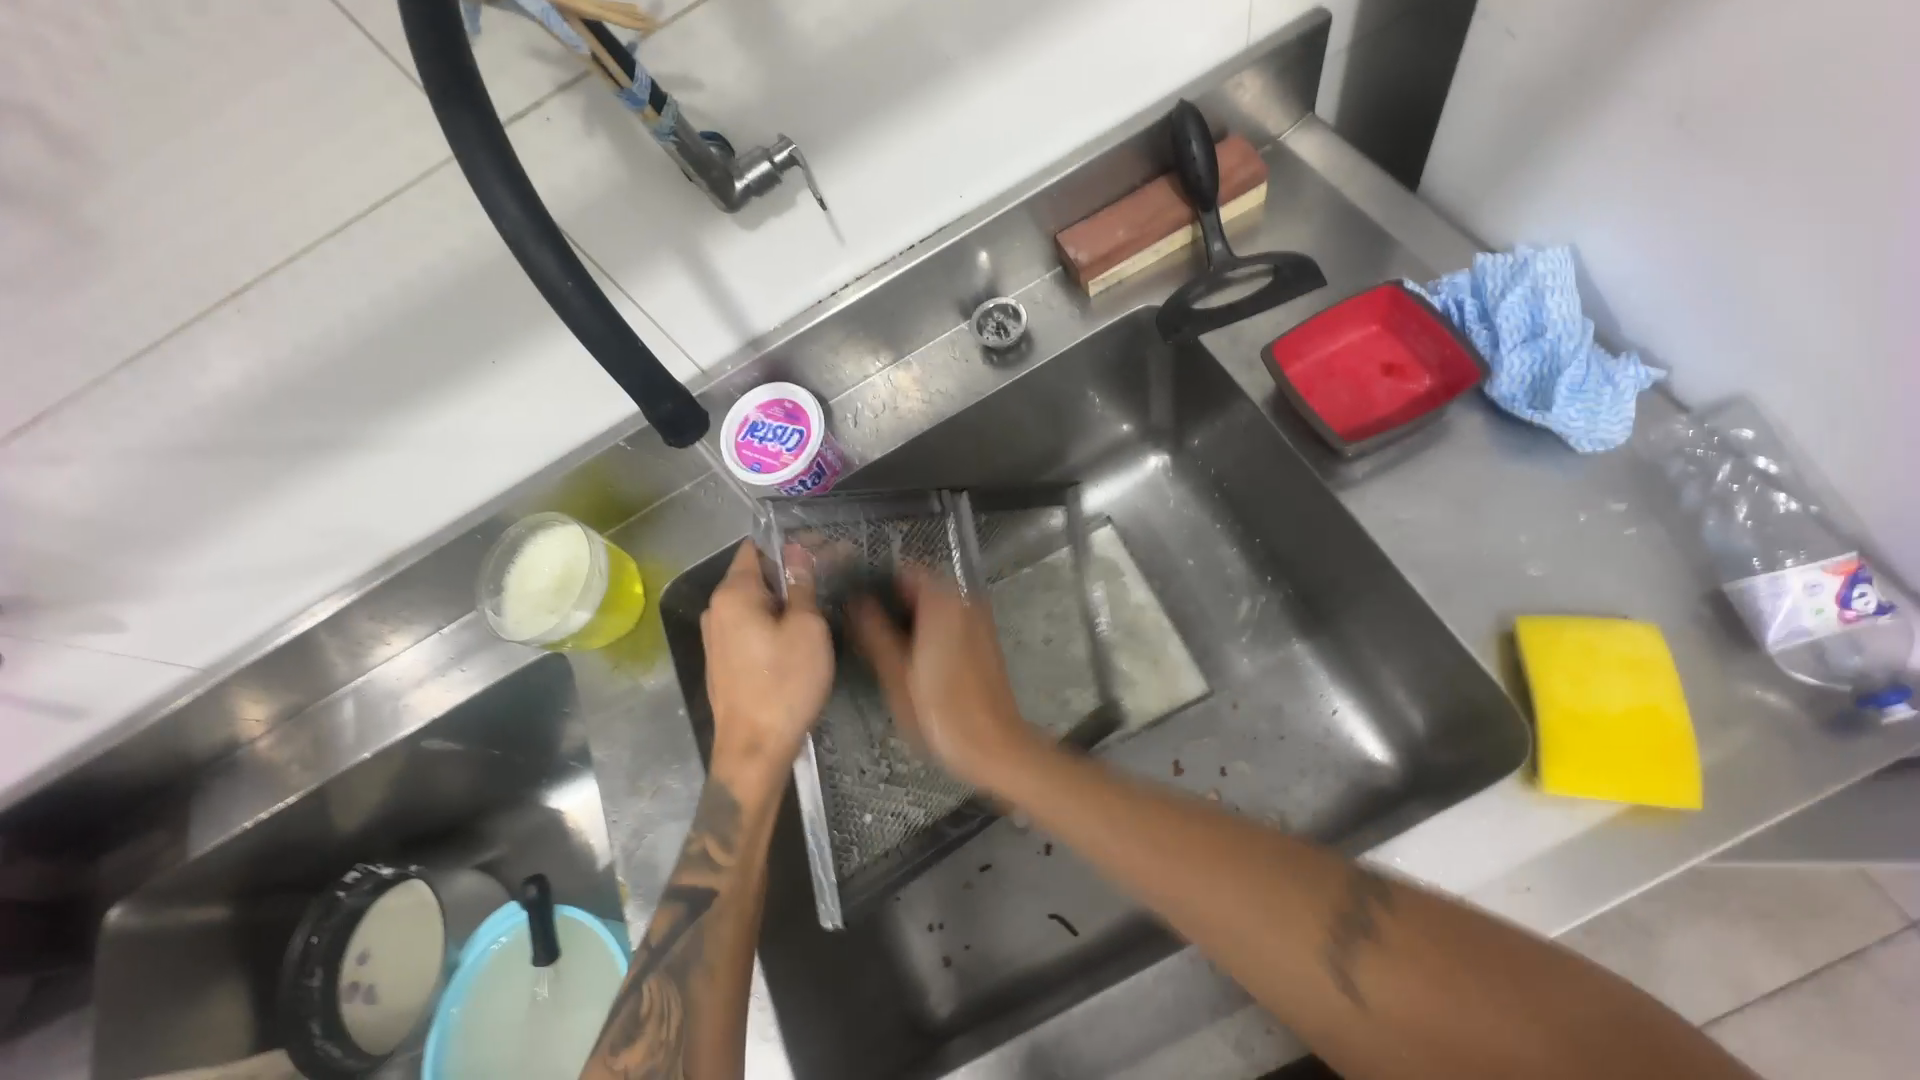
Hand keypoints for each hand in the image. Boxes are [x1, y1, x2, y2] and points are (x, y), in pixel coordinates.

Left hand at [701, 540, 832, 769]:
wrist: (754, 748)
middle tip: (828, 586)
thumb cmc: (785, 684)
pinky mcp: (722, 661)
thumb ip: (802, 585)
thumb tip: (797, 550)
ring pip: (753, 605)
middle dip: (789, 576)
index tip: (822, 553)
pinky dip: (770, 627)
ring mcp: (715, 637)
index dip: (789, 545)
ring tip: (818, 615)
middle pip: (754, 576)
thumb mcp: (807, 629)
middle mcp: (716, 609)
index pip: (756, 547)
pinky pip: (748, 629)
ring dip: (782, 604)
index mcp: (733, 593)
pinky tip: (795, 643)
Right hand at [848, 569, 1042, 786]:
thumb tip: (855, 603)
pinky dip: (931, 631)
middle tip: (863, 628)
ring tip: (883, 646)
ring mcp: (979, 621)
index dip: (878, 582)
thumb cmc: (941, 712)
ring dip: (911, 619)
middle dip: (893, 602)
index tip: (855, 601)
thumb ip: (873, 632)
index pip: (905, 570)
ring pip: (936, 607)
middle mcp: (965, 602)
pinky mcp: (985, 643)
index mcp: (942, 602)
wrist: (994, 746)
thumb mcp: (896, 675)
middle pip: (921, 588)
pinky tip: (913, 660)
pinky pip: (951, 623)